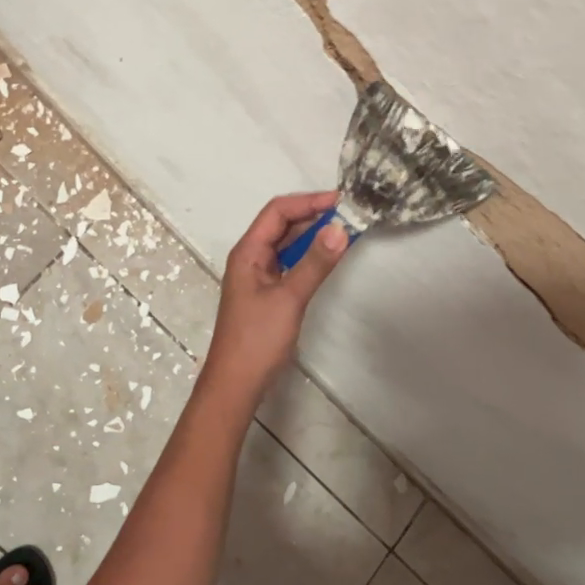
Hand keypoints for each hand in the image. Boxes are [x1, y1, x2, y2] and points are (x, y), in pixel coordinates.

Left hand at [202, 191, 350, 400]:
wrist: (236, 383)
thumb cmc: (257, 339)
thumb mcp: (289, 298)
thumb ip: (315, 263)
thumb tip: (340, 228)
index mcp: (248, 252)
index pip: (277, 211)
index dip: (308, 201)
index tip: (341, 200)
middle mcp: (250, 257)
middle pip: (281, 223)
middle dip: (312, 214)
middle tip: (348, 212)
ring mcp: (258, 275)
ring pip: (285, 243)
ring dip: (311, 233)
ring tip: (343, 229)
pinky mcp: (266, 292)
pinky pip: (288, 262)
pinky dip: (308, 254)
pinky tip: (327, 257)